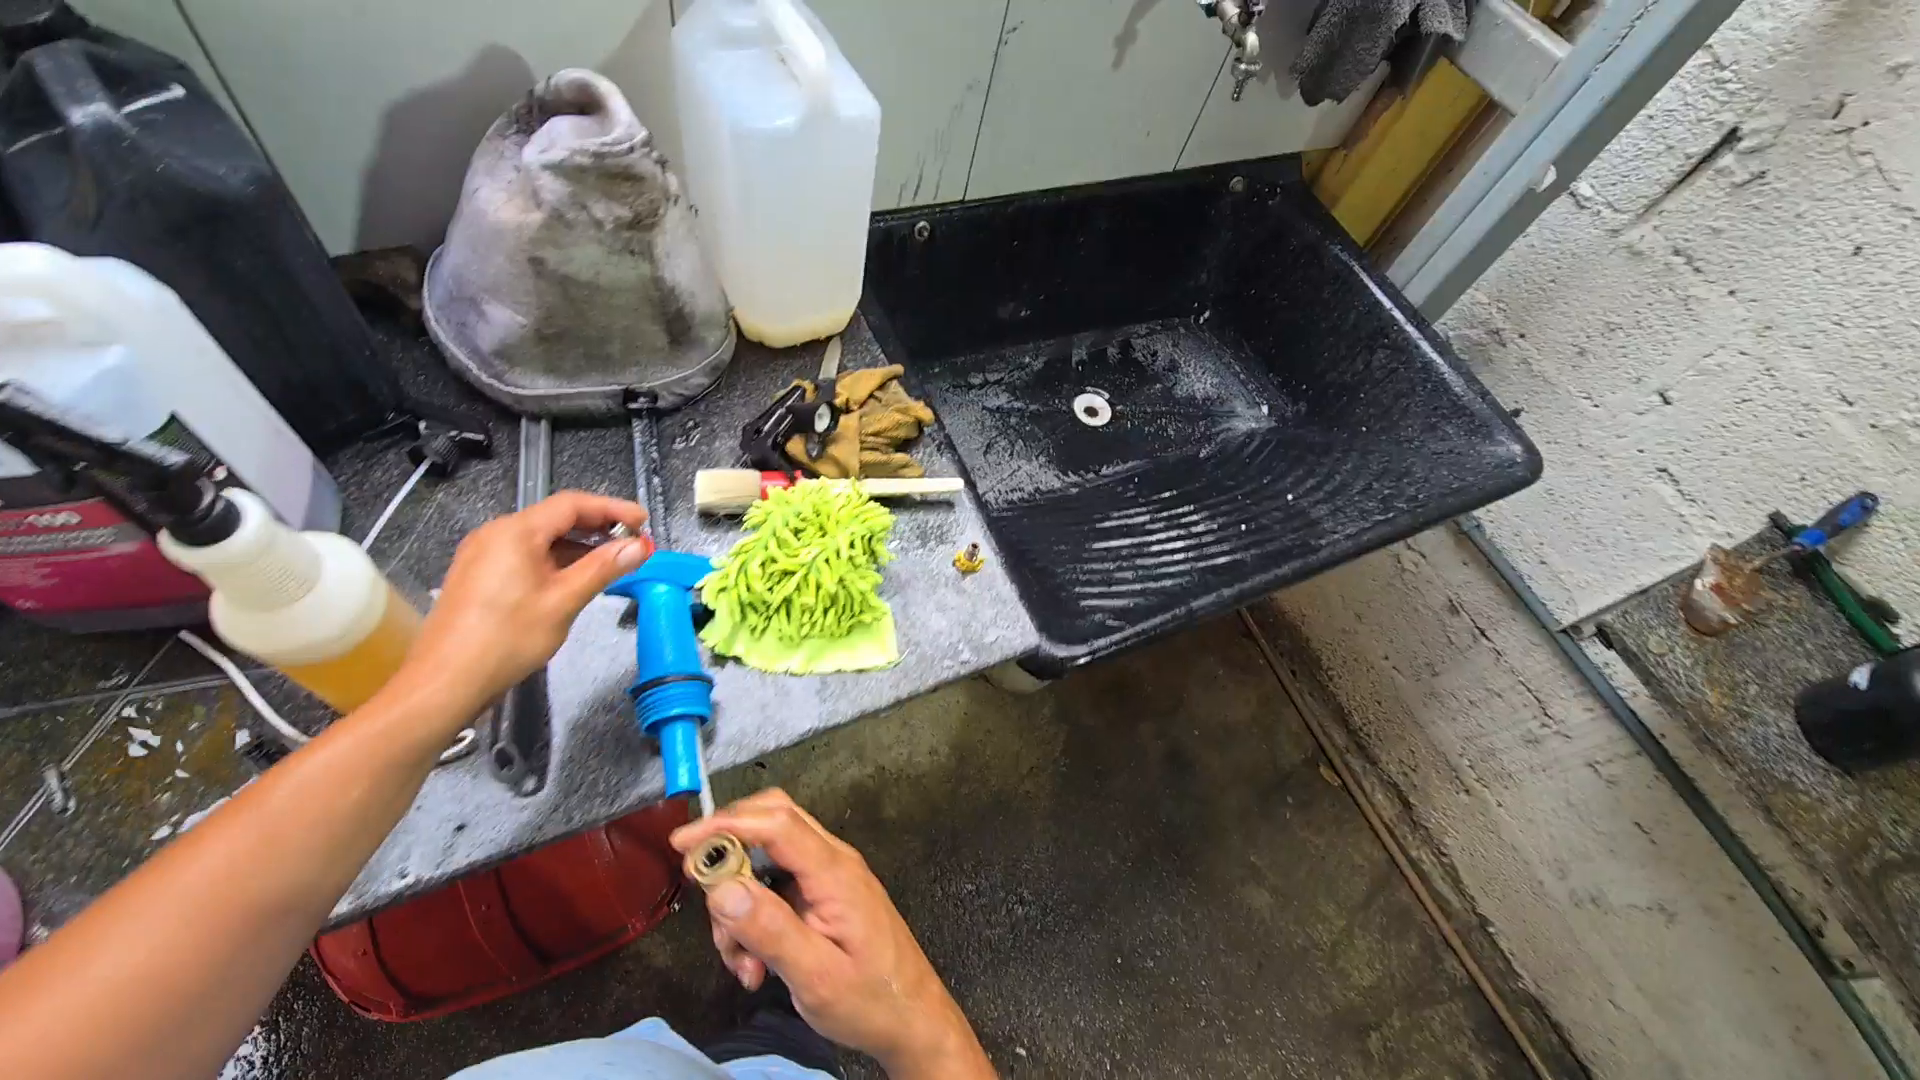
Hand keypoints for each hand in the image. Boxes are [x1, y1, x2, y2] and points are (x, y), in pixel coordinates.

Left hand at [398, 491, 649, 716]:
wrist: (446, 681)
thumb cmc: (508, 638)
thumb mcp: (564, 601)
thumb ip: (604, 568)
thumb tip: (640, 546)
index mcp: (515, 532)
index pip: (572, 504)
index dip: (613, 509)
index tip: (644, 522)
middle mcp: (496, 534)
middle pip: (556, 518)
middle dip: (598, 527)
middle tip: (633, 543)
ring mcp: (483, 554)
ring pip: (541, 538)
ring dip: (579, 545)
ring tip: (612, 562)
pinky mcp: (479, 574)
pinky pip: (525, 554)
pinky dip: (556, 559)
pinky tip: (575, 578)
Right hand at [672, 790, 993, 1078]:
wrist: (912, 1019)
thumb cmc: (870, 999)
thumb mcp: (815, 975)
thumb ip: (770, 929)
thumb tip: (722, 888)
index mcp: (834, 871)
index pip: (776, 823)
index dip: (726, 823)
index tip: (681, 843)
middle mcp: (832, 861)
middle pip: (771, 824)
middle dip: (729, 858)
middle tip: (710, 908)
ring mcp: (828, 877)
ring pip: (766, 860)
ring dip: (740, 905)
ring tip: (744, 965)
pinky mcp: (823, 896)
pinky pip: (776, 887)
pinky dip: (755, 917)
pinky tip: (757, 964)